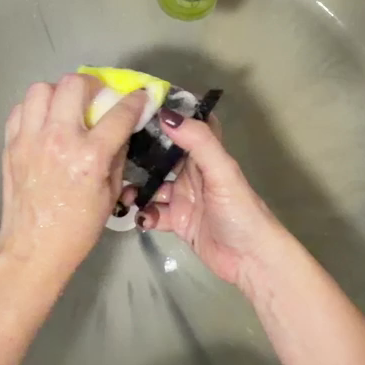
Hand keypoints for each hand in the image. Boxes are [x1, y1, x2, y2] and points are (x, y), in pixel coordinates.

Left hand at [0, 74, 146, 280]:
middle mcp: (58, 139)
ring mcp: (30, 139)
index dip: (135, 100)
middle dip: (92, 85)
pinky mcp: (11, 145)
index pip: (119, 113)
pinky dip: (35, 109)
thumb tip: (120, 130)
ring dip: (58, 93)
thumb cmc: (78, 228)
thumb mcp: (110, 194)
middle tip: (97, 98)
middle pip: (74, 84)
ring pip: (41, 88)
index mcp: (89, 156)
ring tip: (66, 108)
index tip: (140, 95)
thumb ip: (117, 155)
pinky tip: (44, 123)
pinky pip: (21, 109)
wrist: (34, 248)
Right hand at [135, 111, 290, 294]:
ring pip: (153, 184)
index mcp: (205, 155)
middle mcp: (192, 172)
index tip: (138, 105)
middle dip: (139, 154)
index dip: (168, 114)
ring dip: (136, 187)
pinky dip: (145, 214)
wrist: (251, 259)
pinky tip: (142, 218)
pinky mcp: (178, 221)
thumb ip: (197, 142)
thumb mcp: (221, 171)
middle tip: (113, 153)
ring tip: (123, 192)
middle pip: (162, 155)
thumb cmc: (240, 211)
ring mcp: (184, 197)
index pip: (186, 126)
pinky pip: (153, 212)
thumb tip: (165, 114)